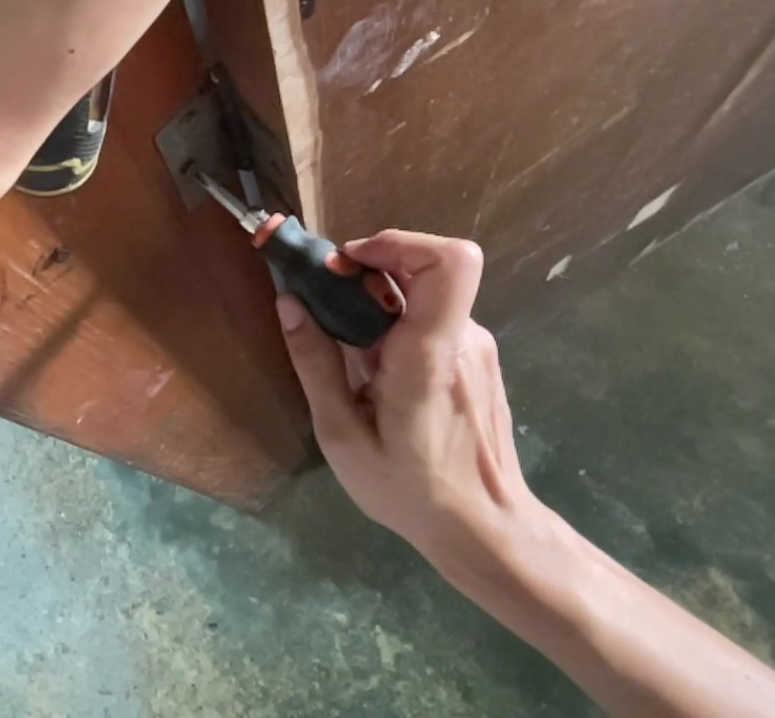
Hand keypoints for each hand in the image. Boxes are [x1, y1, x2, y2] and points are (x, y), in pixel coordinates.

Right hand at [280, 230, 543, 566]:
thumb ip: (314, 363)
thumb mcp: (341, 435)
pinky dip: (394, 322)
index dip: (395, 244)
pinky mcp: (477, 356)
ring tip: (347, 353)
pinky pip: (429, 316)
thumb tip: (288, 301)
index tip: (346, 265)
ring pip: (419, 293)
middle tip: (323, 306)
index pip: (447, 262)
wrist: (486, 529)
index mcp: (428, 355)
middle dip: (364, 272)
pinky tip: (376, 371)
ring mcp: (475, 346)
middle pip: (420, 268)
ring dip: (376, 302)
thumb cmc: (409, 489)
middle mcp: (462, 338)